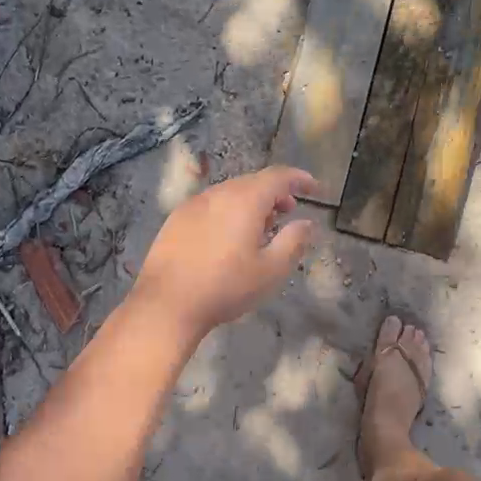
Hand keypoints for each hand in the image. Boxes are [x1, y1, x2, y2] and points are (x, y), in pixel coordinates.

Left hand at [130, 166, 320, 341]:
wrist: (166, 303)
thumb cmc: (225, 287)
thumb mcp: (270, 271)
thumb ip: (293, 242)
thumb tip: (307, 223)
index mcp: (245, 200)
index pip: (278, 176)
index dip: (299, 179)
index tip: (314, 188)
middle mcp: (219, 193)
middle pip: (254, 182)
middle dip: (275, 192)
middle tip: (288, 211)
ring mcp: (194, 204)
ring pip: (231, 192)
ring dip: (252, 202)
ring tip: (260, 228)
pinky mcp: (177, 218)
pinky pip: (212, 204)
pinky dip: (229, 210)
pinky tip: (228, 237)